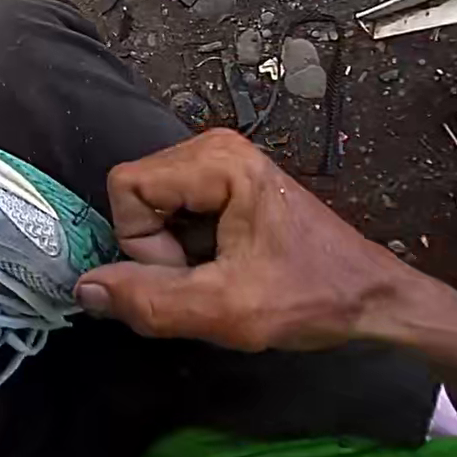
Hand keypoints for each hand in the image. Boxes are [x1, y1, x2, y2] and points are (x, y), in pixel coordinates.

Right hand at [74, 130, 436, 351]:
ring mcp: (219, 159)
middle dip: (154, 245)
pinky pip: (169, 206)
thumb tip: (85, 287)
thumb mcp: (226, 311)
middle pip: (135, 192)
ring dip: (167, 248)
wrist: (371, 296)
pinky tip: (219, 261)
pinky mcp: (224, 178)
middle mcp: (213, 146)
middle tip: (204, 274)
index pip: (127, 188)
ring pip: (148, 202)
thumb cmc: (309, 297)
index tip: (190, 272)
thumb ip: (150, 301)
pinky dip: (181, 243)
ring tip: (215, 270)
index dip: (142, 241)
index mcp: (217, 161)